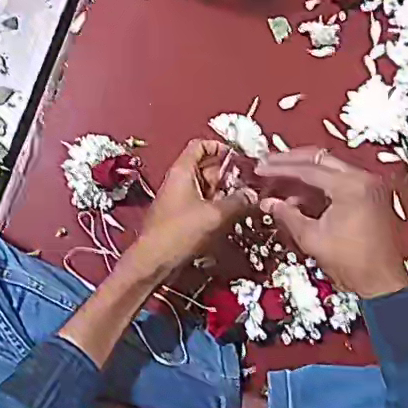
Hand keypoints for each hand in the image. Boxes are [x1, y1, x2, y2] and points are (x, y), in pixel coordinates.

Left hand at [124, 140, 255, 278]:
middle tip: (249, 182)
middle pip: (207, 166)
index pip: (200, 145)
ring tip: (246, 199)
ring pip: (207, 186)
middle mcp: (180, 180)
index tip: (239, 158)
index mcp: (183, 170)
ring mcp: (180, 198)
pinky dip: (218, 205)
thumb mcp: (214, 215)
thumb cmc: (180, 231)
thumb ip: (237, 202)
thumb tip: (253, 194)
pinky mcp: (182, 216)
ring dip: (225, 191)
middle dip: (228, 173)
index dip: (220, 147)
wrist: (153, 261)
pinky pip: (203, 203)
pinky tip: (233, 215)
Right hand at [256, 148, 407, 299]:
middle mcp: (363, 179)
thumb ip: (288, 215)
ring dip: (303, 173)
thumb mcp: (312, 238)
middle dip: (291, 162)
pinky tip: (298, 197)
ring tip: (279, 180)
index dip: (280, 168)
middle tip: (268, 164)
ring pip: (328, 167)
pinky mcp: (369, 195)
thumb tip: (270, 203)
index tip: (262, 167)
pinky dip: (318, 185)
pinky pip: (338, 180)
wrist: (381, 283)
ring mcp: (368, 185)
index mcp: (351, 186)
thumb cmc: (354, 264)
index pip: (308, 168)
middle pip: (319, 159)